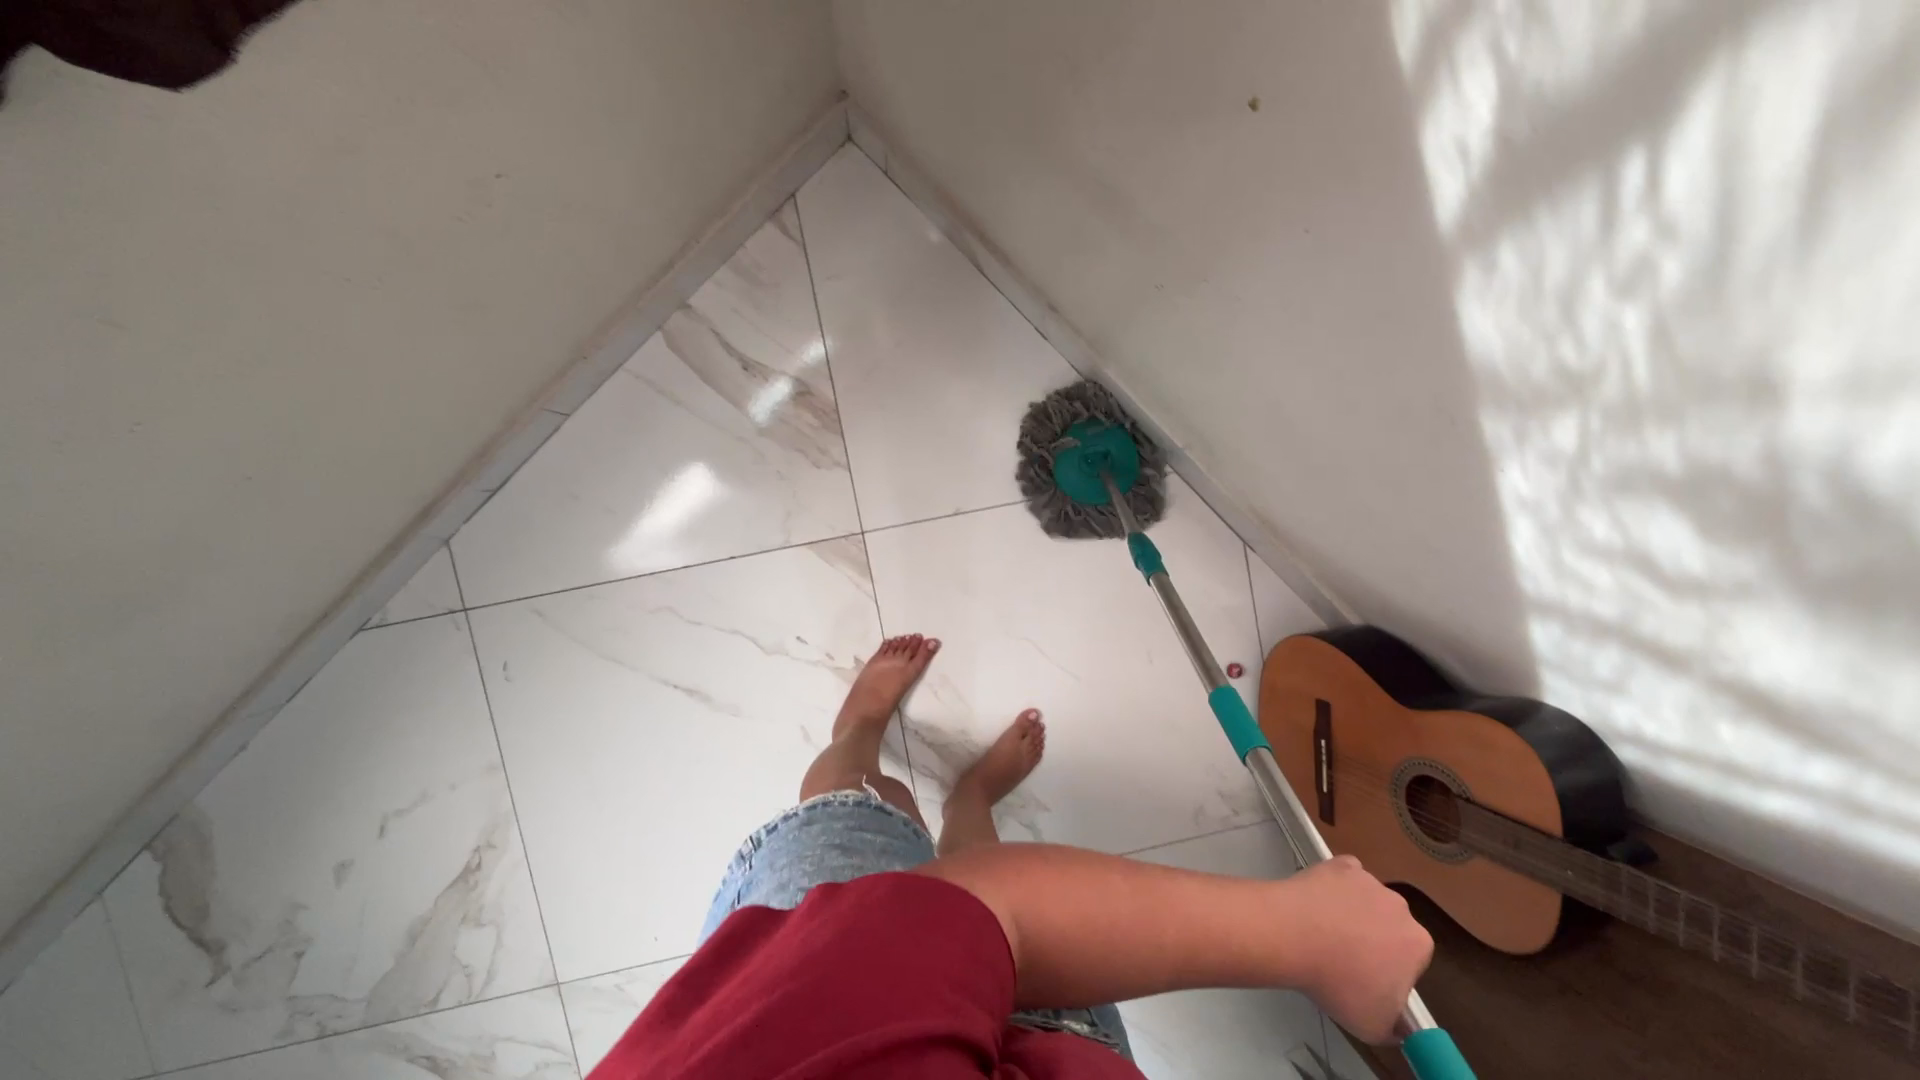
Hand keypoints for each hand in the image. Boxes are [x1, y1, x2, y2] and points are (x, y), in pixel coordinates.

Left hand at [1286, 855, 1432, 1042]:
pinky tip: (1316, 903)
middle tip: (1339, 958)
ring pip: (1365, 901)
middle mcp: (1400, 906)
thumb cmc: (1338, 983)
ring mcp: (1368, 880)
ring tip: (1320, 931)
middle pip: (1389, 928)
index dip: (1388, 973)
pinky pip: (1342, 877)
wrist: (1291, 934)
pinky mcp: (1338, 863)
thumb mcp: (1375, 1027)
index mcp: (1418, 943)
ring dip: (1350, 913)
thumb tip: (1397, 1027)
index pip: (1410, 961)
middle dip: (1371, 941)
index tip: (1364, 980)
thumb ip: (1394, 1029)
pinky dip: (1332, 887)